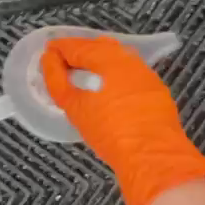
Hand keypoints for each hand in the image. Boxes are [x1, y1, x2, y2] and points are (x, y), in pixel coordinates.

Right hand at [41, 36, 204, 204]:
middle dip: (80, 50)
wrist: (153, 158)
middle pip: (101, 47)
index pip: (80, 46)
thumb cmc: (110, 132)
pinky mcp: (156, 92)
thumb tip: (49, 59)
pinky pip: (131, 74)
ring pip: (119, 58)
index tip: (48, 50)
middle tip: (62, 61)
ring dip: (99, 60)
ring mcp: (147, 75)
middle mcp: (131, 61)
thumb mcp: (75, 107)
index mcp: (110, 59)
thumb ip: (57, 80)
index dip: (61, 47)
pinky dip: (115, 74)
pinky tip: (108, 88)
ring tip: (83, 73)